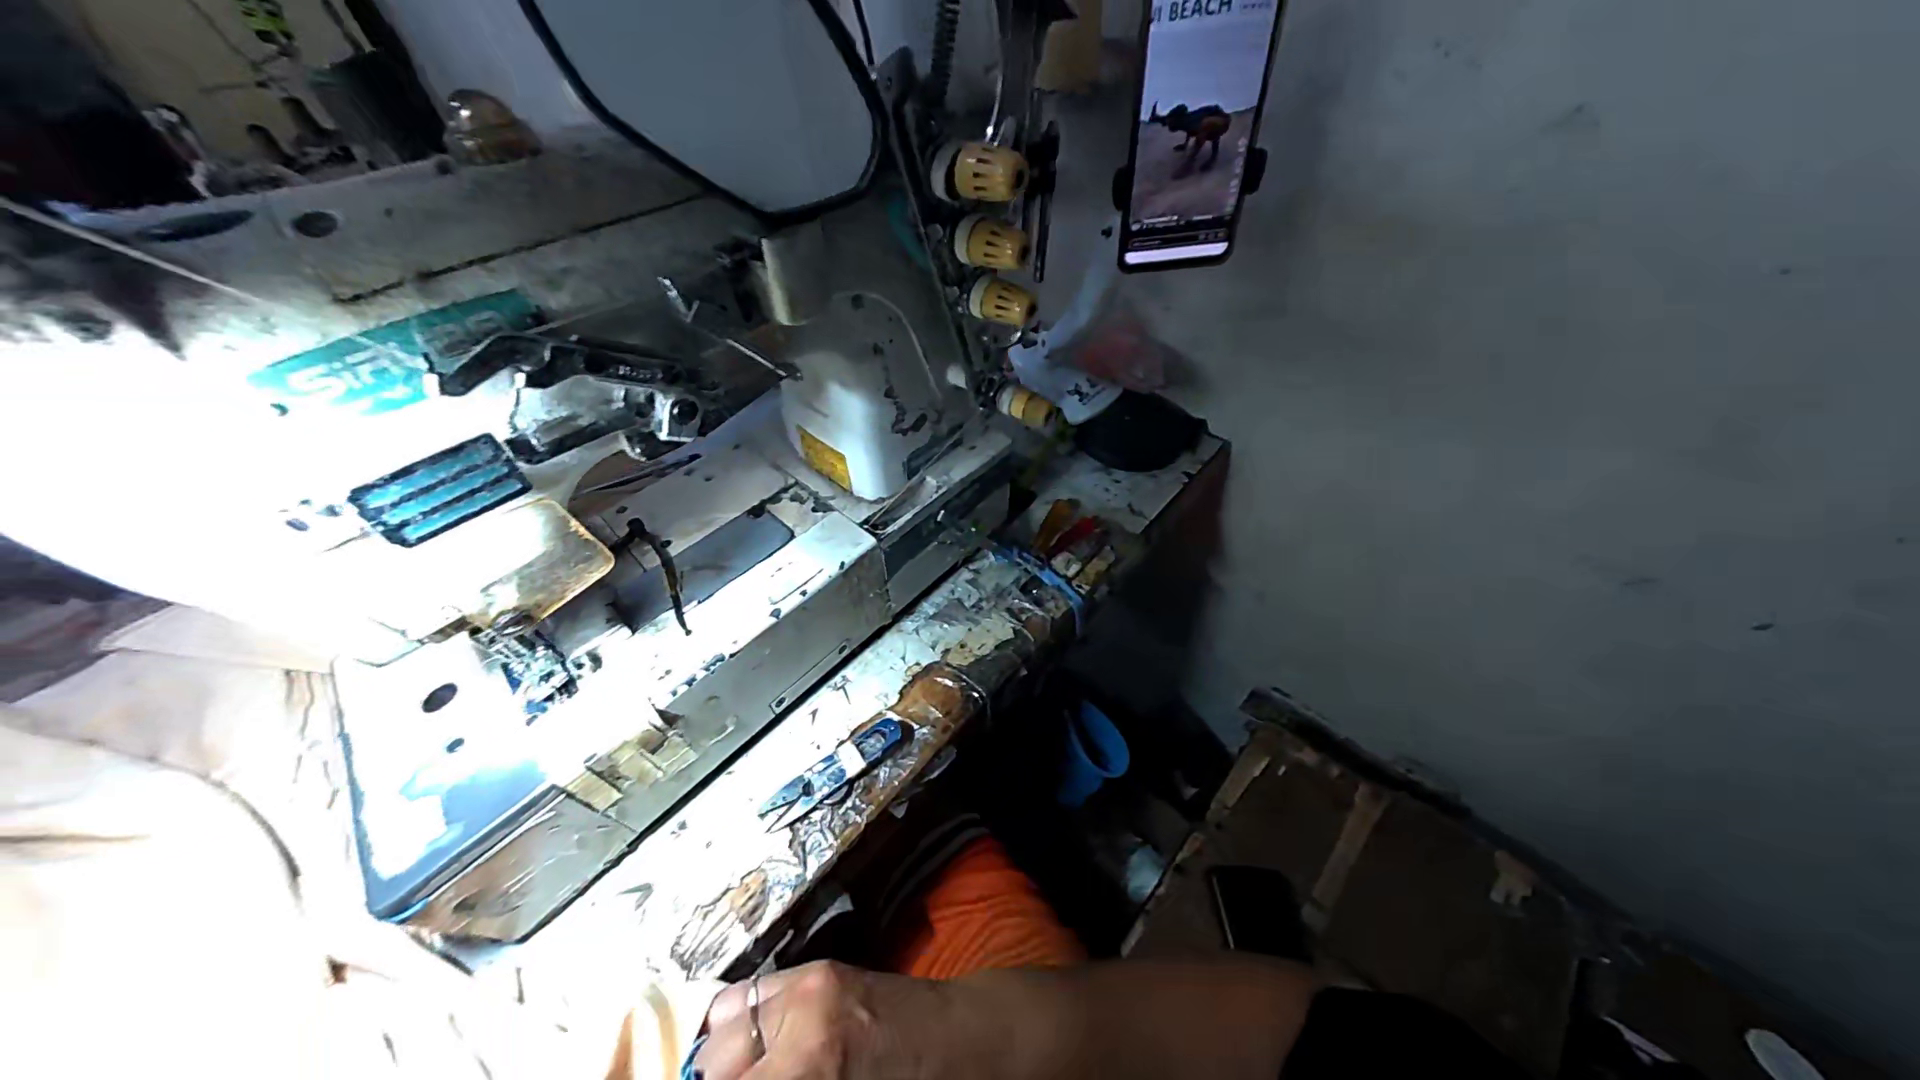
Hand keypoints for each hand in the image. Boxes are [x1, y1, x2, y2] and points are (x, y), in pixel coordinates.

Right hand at [693, 961, 959, 1079]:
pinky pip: (751, 993)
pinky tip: (752, 1047)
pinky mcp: (818, 968)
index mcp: (809, 1067)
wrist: (965, 1041)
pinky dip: (740, 1024)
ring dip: (720, 1060)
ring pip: (720, 1025)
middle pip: (711, 1064)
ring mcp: (808, 981)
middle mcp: (799, 1014)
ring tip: (745, 1072)